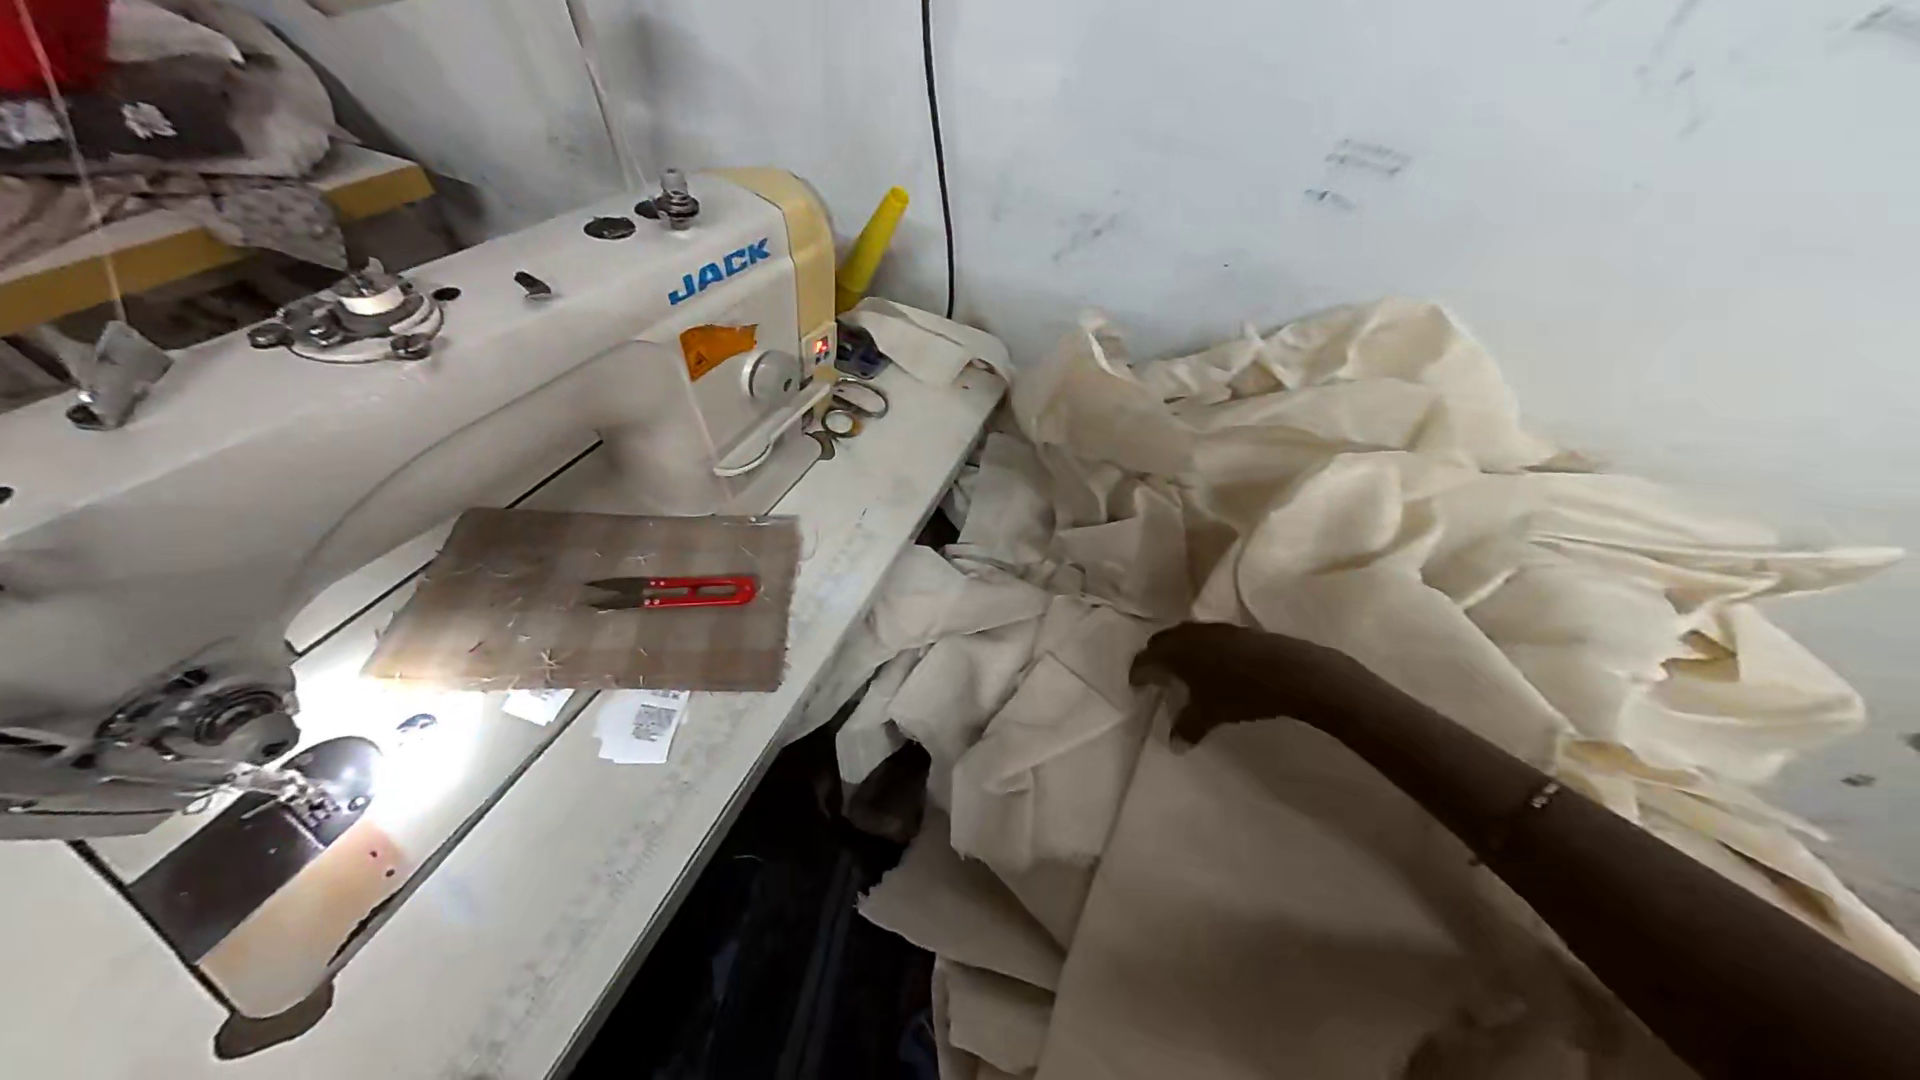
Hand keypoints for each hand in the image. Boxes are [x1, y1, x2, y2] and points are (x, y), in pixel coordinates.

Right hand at [1129, 622, 1377, 744]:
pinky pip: (1205, 638)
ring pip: (1184, 637)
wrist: (1290, 672)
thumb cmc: (1241, 693)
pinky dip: (1199, 650)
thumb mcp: (1210, 714)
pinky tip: (1213, 666)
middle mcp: (1188, 635)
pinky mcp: (1235, 630)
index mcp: (1174, 652)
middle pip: (1161, 642)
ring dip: (1178, 652)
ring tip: (1182, 671)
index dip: (1137, 674)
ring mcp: (1213, 630)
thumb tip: (1175, 744)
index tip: (1136, 686)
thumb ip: (1187, 727)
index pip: (1144, 660)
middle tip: (1155, 677)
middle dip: (1155, 659)